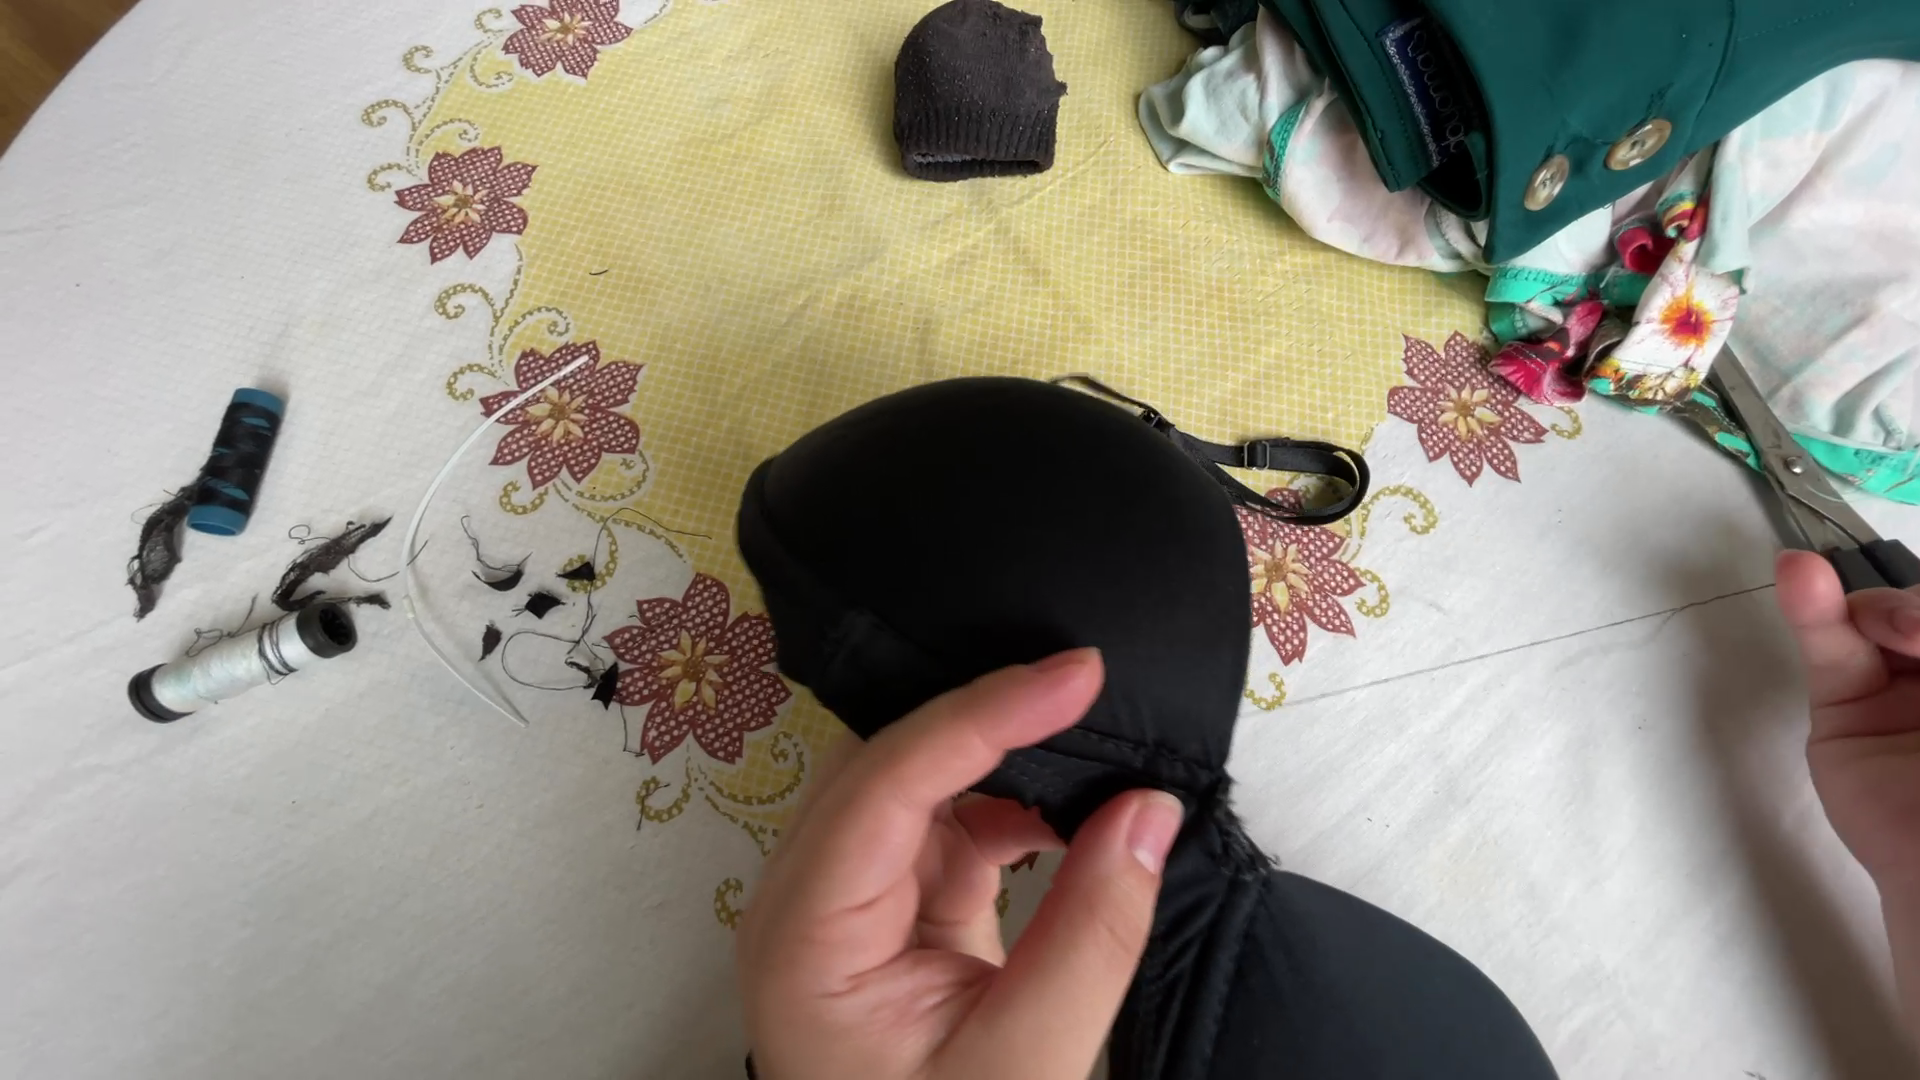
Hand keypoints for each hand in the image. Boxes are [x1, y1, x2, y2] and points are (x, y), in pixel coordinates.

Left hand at [736, 649, 1184, 1079]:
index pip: (886, 782)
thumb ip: (1090, 936)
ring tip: (1086, 738)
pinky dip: (1014, 800)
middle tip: (1081, 684)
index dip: (981, 716)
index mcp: (805, 931)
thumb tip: (1150, 810)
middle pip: (888, 756)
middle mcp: (811, 888)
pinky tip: (1067, 809)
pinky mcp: (898, 889)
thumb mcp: (1024, 1070)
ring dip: (1002, 752)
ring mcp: (853, 884)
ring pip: (920, 772)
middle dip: (985, 715)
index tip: (1077, 674)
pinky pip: (952, 813)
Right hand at [1775, 551, 1919, 895]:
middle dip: (1912, 609)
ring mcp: (1906, 693)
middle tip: (1912, 633)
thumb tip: (1899, 618)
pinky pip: (1828, 652)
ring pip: (1875, 626)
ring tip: (1855, 605)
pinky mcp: (1844, 707)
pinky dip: (1809, 610)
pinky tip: (1795, 572)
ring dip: (1863, 603)